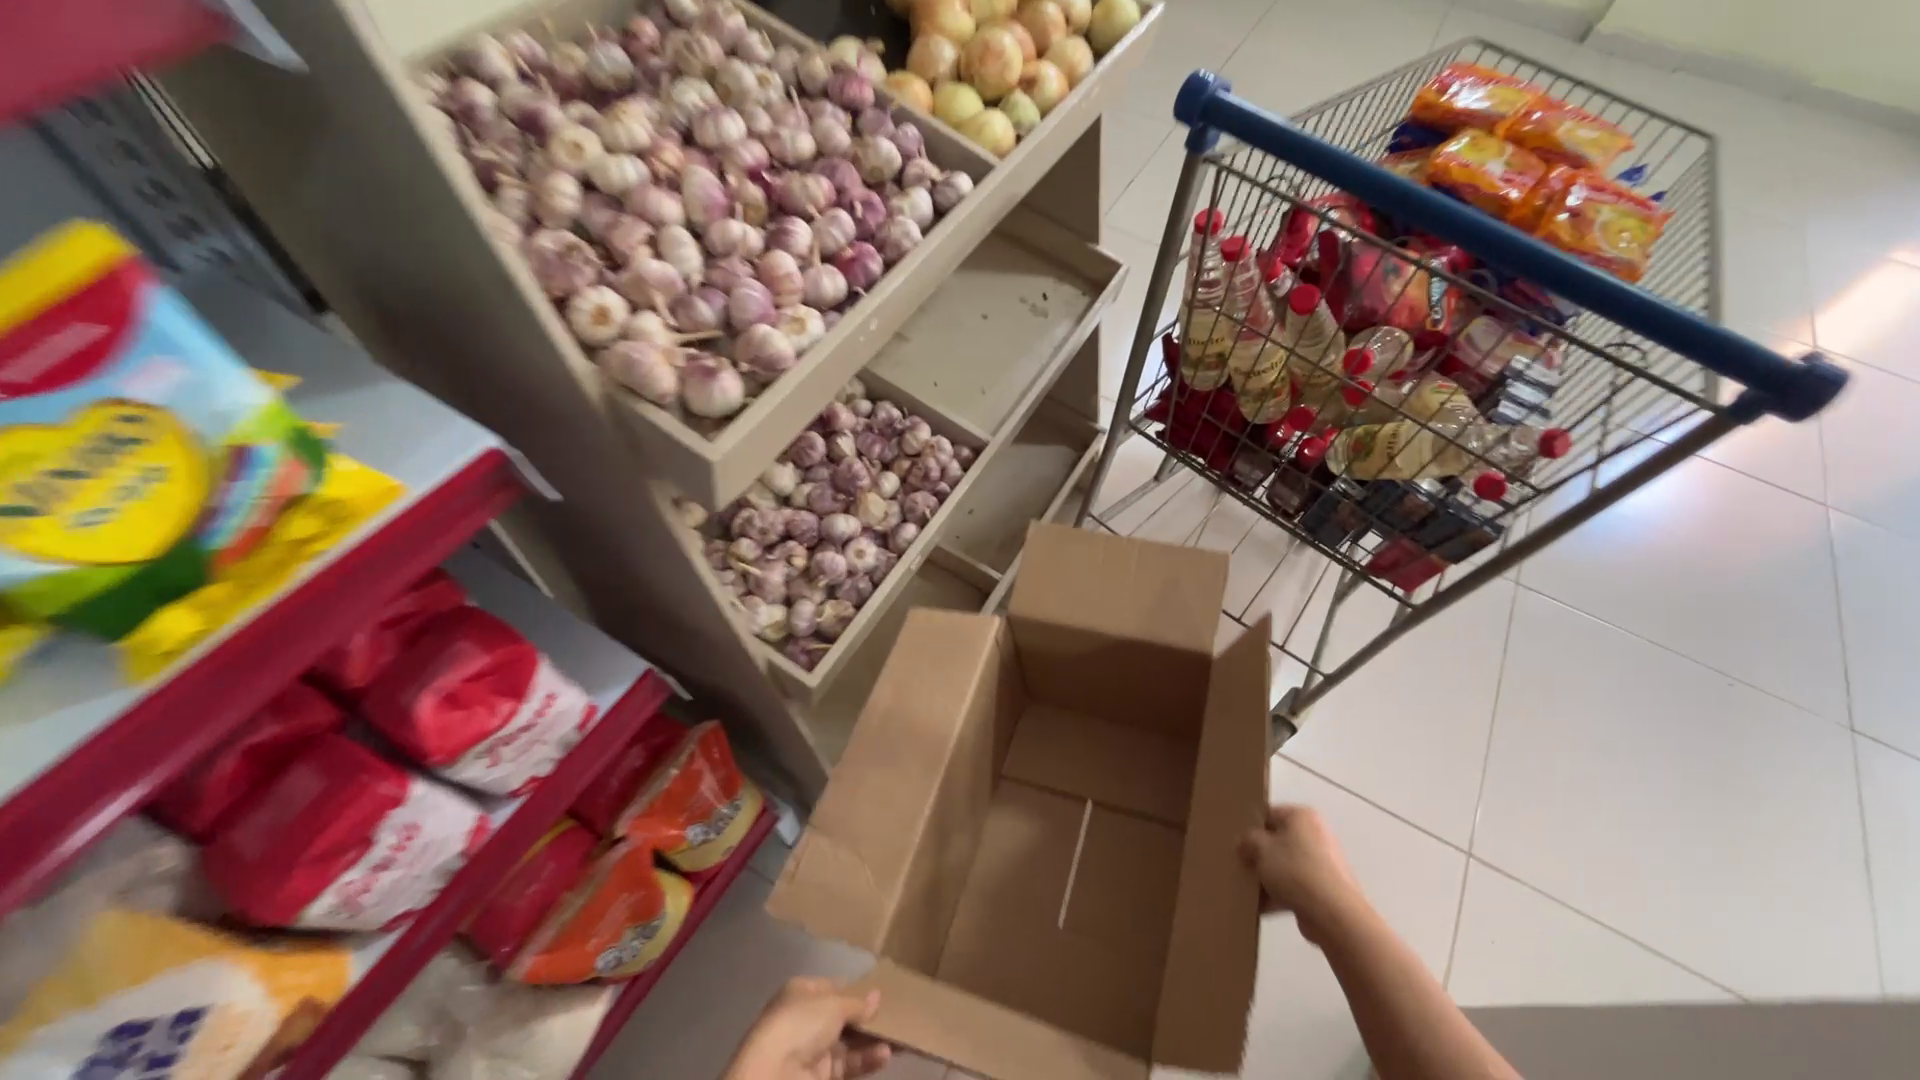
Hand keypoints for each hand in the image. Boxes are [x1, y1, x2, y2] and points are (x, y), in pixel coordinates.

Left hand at [724, 977, 891, 1079]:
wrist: (772, 1076)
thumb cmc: (800, 1025)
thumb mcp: (832, 1005)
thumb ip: (857, 1003)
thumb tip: (877, 996)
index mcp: (801, 993)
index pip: (833, 988)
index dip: (856, 990)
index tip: (882, 992)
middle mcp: (807, 1020)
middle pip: (844, 1017)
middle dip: (868, 1018)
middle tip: (899, 1017)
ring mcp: (813, 1050)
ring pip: (849, 1043)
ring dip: (872, 1041)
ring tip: (899, 1039)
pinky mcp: (820, 1077)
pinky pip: (848, 1065)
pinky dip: (865, 1060)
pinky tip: (885, 1056)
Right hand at [1238, 804, 1363, 944]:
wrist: (1333, 914)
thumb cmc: (1295, 871)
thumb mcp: (1261, 849)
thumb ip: (1248, 840)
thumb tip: (1245, 843)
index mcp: (1302, 816)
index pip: (1269, 813)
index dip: (1249, 827)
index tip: (1235, 842)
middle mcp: (1315, 835)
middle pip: (1277, 841)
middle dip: (1257, 855)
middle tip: (1238, 864)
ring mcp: (1322, 863)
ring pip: (1285, 865)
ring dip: (1266, 877)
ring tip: (1245, 888)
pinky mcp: (1323, 889)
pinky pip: (1294, 886)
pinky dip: (1278, 895)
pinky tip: (1259, 907)